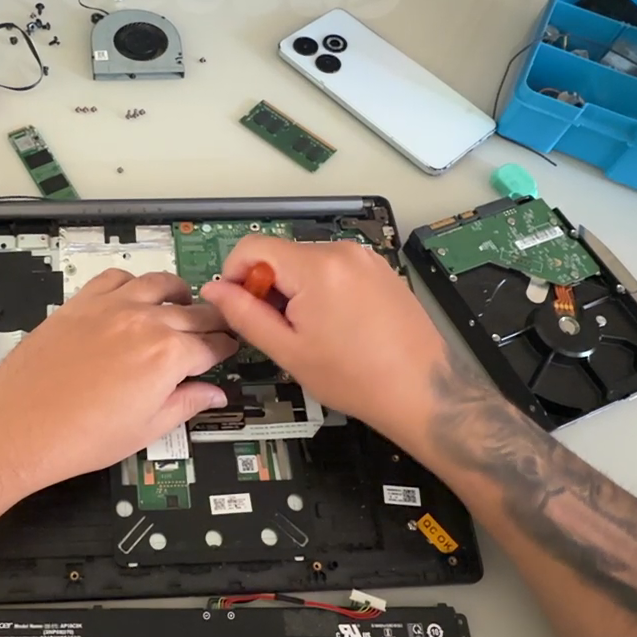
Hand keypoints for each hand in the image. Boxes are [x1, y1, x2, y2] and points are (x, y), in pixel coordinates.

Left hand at [0, 269, 237, 496]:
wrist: (19, 427)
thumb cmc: (79, 437)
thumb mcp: (146, 430)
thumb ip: (185, 404)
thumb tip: (212, 394)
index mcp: (168, 355)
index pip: (212, 344)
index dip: (225, 348)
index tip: (228, 350)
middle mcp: (144, 321)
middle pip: (193, 312)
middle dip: (211, 322)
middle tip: (216, 330)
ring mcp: (111, 306)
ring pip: (159, 283)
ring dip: (178, 293)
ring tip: (183, 303)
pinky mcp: (81, 302)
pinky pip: (117, 277)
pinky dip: (134, 283)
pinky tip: (135, 295)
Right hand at [200, 236, 474, 443]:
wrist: (421, 390)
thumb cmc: (356, 377)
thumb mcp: (287, 350)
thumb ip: (244, 314)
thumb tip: (214, 290)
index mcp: (317, 268)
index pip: (252, 247)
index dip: (234, 275)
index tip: (240, 306)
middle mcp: (342, 251)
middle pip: (280, 254)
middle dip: (267, 286)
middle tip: (277, 329)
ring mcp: (365, 257)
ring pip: (305, 261)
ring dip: (293, 288)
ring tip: (309, 331)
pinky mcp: (378, 268)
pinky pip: (333, 267)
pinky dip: (320, 288)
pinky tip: (333, 324)